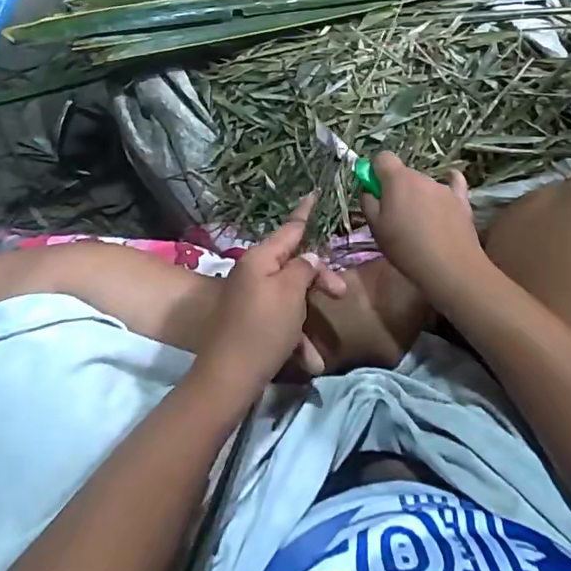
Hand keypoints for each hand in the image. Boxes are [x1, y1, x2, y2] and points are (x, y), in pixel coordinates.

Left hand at [201, 196, 348, 387]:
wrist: (229, 376)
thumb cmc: (263, 327)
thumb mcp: (291, 293)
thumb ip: (304, 268)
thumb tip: (308, 257)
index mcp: (261, 258)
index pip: (291, 228)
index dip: (306, 212)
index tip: (315, 194)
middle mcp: (254, 272)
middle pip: (295, 265)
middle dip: (319, 281)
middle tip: (341, 293)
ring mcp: (251, 297)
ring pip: (291, 298)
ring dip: (308, 321)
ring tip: (319, 352)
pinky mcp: (251, 321)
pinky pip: (281, 321)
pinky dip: (295, 339)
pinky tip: (308, 363)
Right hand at [359, 153, 486, 290]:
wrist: (449, 268)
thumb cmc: (406, 248)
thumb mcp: (375, 227)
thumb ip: (368, 201)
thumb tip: (369, 189)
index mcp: (398, 180)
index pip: (383, 158)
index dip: (376, 171)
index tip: (375, 191)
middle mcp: (422, 177)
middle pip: (404, 173)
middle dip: (397, 188)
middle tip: (395, 216)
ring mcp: (444, 188)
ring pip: (424, 185)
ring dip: (418, 196)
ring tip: (420, 225)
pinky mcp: (461, 200)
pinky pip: (453, 185)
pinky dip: (448, 187)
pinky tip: (445, 196)